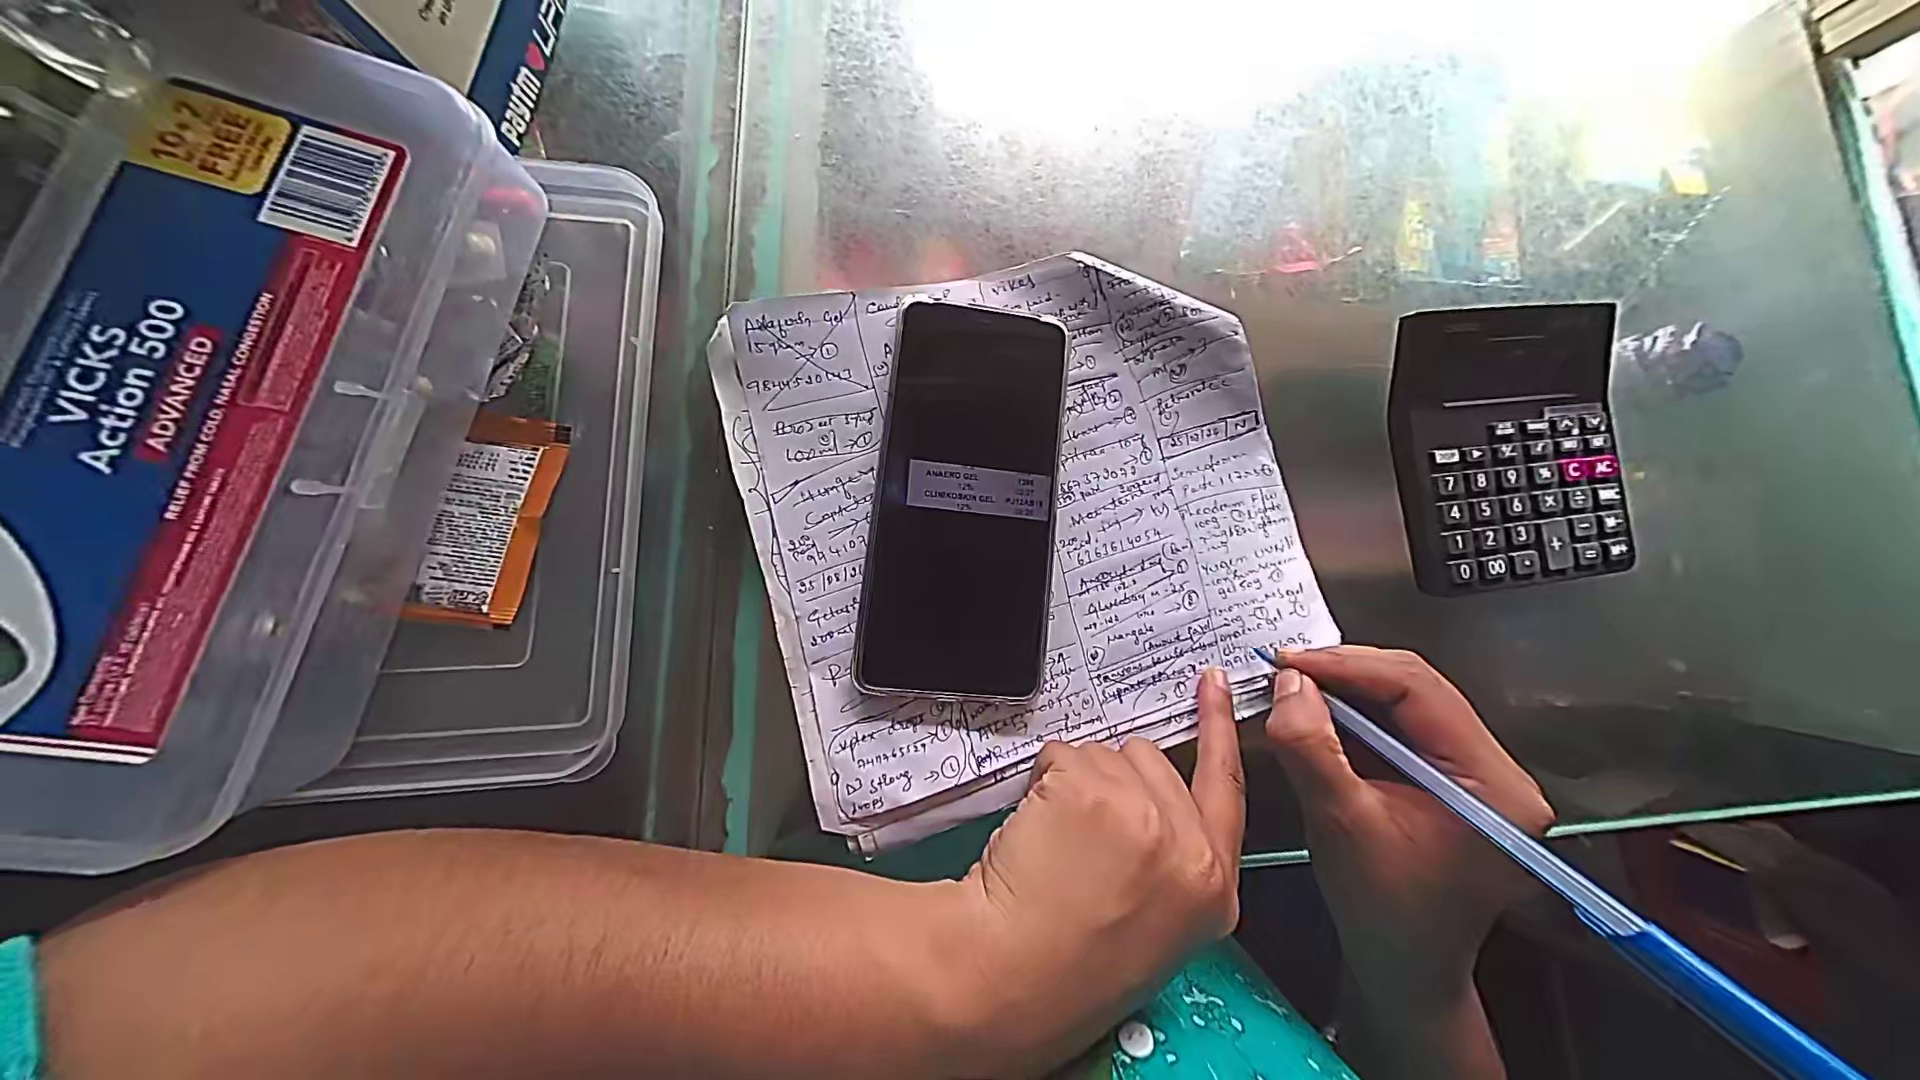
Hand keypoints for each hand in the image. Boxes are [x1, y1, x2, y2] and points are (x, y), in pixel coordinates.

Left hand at [953, 667, 1245, 1075]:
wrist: (1014, 976)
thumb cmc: (1071, 957)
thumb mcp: (1157, 914)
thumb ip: (1171, 850)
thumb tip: (1143, 794)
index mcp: (1212, 882)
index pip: (1227, 783)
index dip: (1217, 728)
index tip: (1213, 686)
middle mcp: (1186, 842)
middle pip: (1149, 759)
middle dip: (1112, 779)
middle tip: (1082, 833)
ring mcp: (1140, 810)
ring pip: (1102, 753)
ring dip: (1076, 781)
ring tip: (1060, 843)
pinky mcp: (1090, 787)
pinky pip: (1061, 753)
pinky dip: (1042, 780)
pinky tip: (1038, 829)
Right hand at [1263, 646, 1553, 1005]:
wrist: (1404, 964)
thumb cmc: (1384, 910)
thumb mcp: (1339, 824)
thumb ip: (1312, 748)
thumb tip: (1289, 684)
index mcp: (1491, 784)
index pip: (1420, 690)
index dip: (1348, 666)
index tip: (1289, 662)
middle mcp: (1494, 769)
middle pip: (1415, 686)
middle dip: (1343, 671)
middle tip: (1284, 668)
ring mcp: (1471, 771)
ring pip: (1402, 697)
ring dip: (1343, 685)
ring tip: (1293, 683)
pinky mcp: (1443, 774)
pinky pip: (1393, 719)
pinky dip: (1349, 707)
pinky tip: (1315, 707)